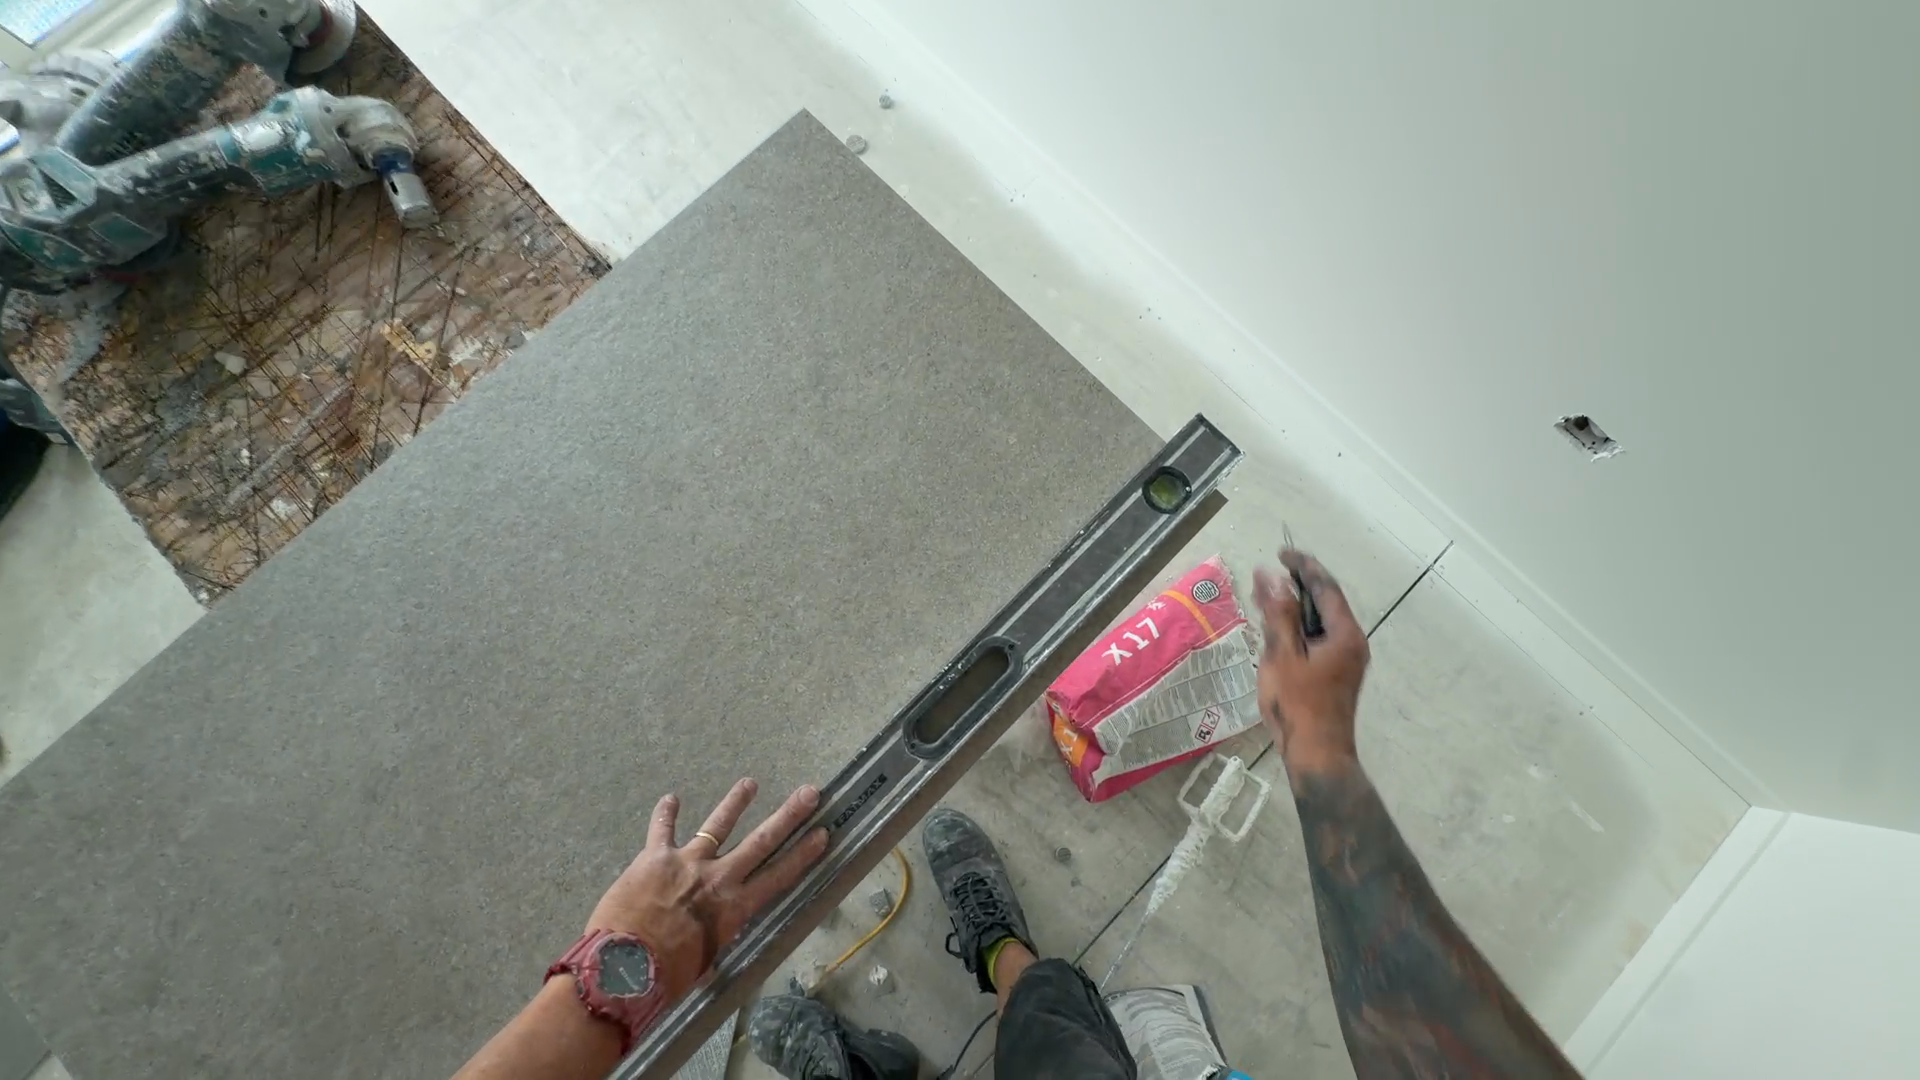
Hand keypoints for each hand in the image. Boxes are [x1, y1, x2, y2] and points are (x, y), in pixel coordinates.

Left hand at [585, 779, 828, 1000]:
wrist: (622, 969)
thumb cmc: (665, 979)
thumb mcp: (702, 963)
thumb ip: (711, 941)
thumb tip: (710, 942)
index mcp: (734, 907)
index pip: (778, 876)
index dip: (802, 854)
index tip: (822, 833)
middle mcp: (718, 877)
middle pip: (761, 841)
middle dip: (788, 815)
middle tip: (810, 792)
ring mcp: (688, 862)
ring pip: (717, 825)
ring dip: (735, 802)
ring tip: (749, 783)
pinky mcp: (655, 857)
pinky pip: (662, 829)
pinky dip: (666, 813)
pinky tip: (670, 798)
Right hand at [1252, 548, 1369, 774]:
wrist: (1316, 752)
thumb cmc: (1298, 703)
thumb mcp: (1282, 654)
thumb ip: (1279, 613)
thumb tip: (1271, 576)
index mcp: (1345, 634)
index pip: (1325, 587)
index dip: (1303, 566)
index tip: (1281, 553)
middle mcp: (1352, 642)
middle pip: (1325, 602)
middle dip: (1296, 585)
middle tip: (1267, 574)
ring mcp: (1345, 660)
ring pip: (1319, 621)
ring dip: (1293, 607)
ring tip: (1264, 598)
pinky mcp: (1335, 673)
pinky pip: (1316, 638)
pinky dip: (1296, 627)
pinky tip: (1275, 630)